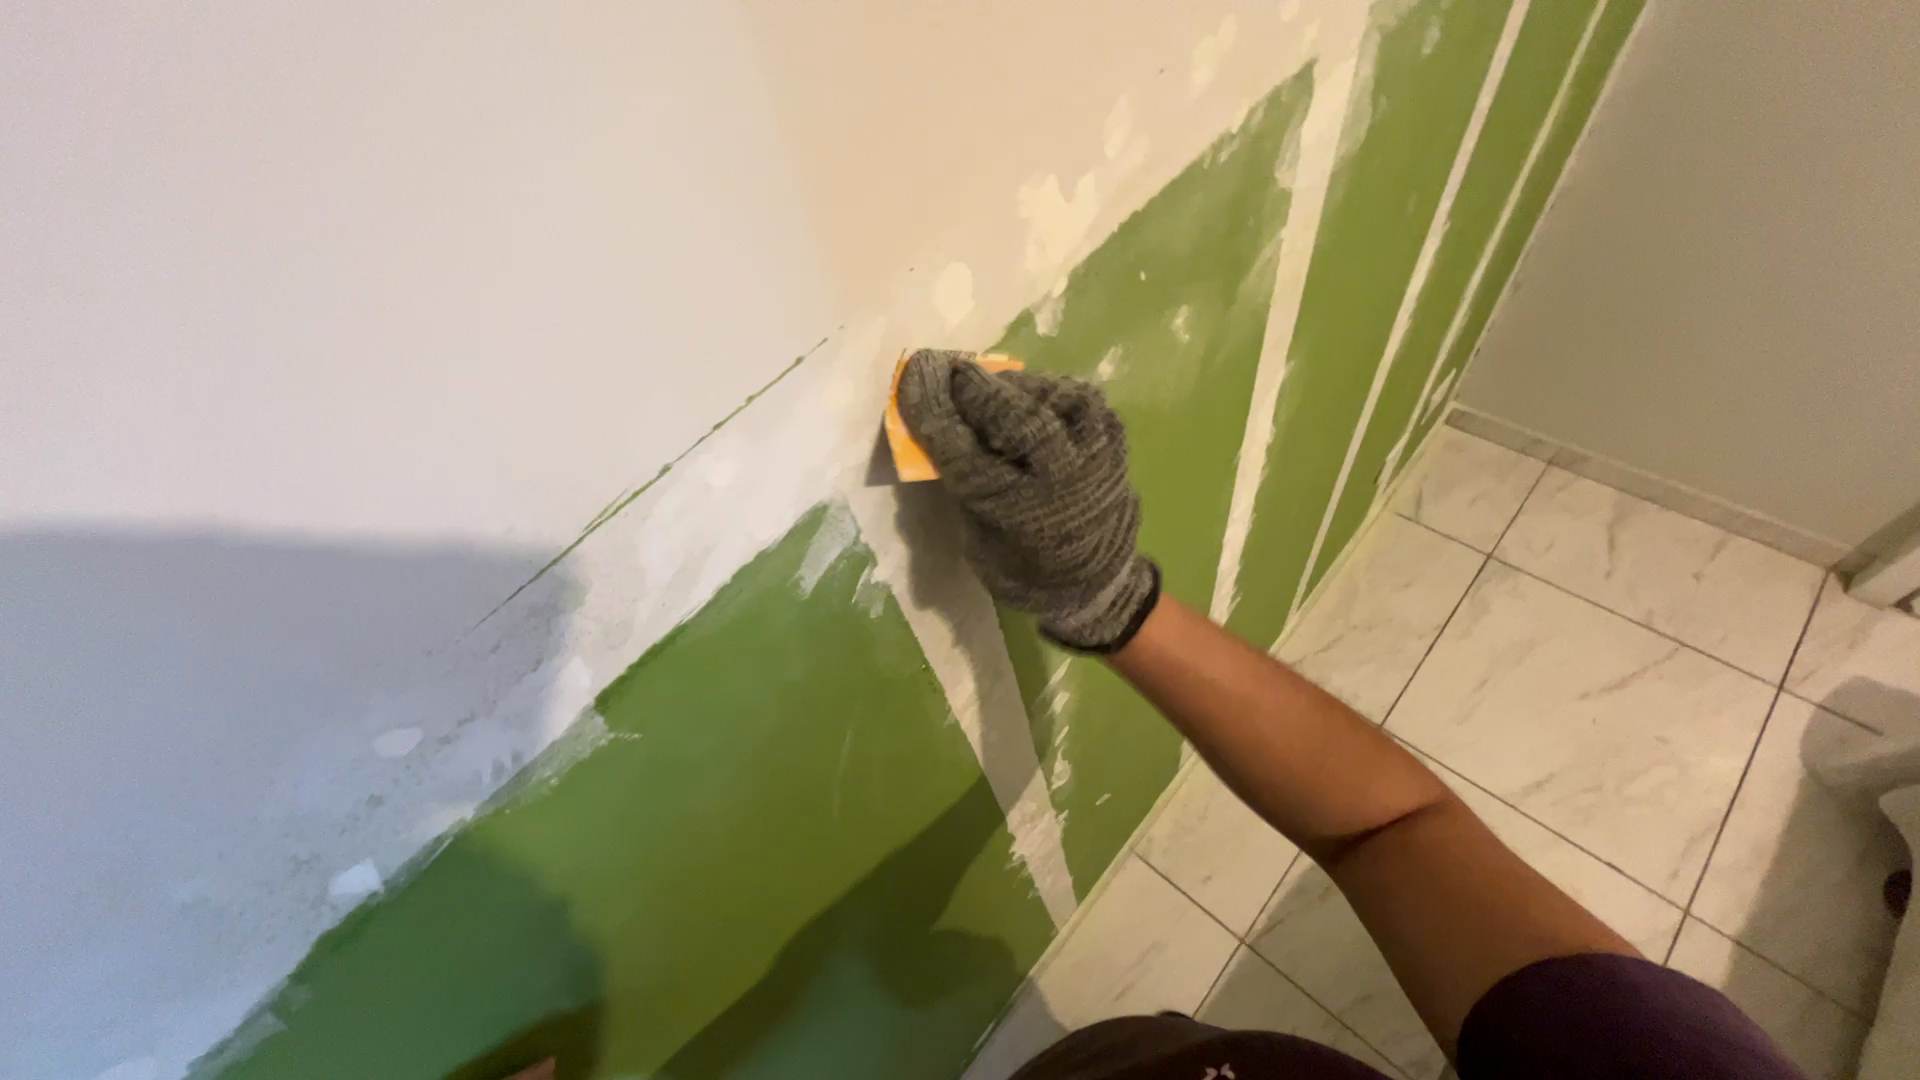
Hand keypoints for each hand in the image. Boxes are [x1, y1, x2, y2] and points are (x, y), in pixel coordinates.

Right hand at [896, 349, 1159, 651]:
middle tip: (948, 372)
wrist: (1094, 579)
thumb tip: (941, 426)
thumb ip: (962, 480)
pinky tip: (1028, 395)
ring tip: (990, 385)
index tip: (913, 377)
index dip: (935, 411)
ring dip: (1015, 386)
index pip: (965, 451)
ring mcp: (1095, 455)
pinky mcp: (1114, 439)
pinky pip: (1079, 399)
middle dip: (976, 389)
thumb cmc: (1021, 565)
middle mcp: (1062, 481)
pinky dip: (1049, 391)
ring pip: (1054, 399)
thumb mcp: (977, 536)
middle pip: (1016, 419)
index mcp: (1017, 513)